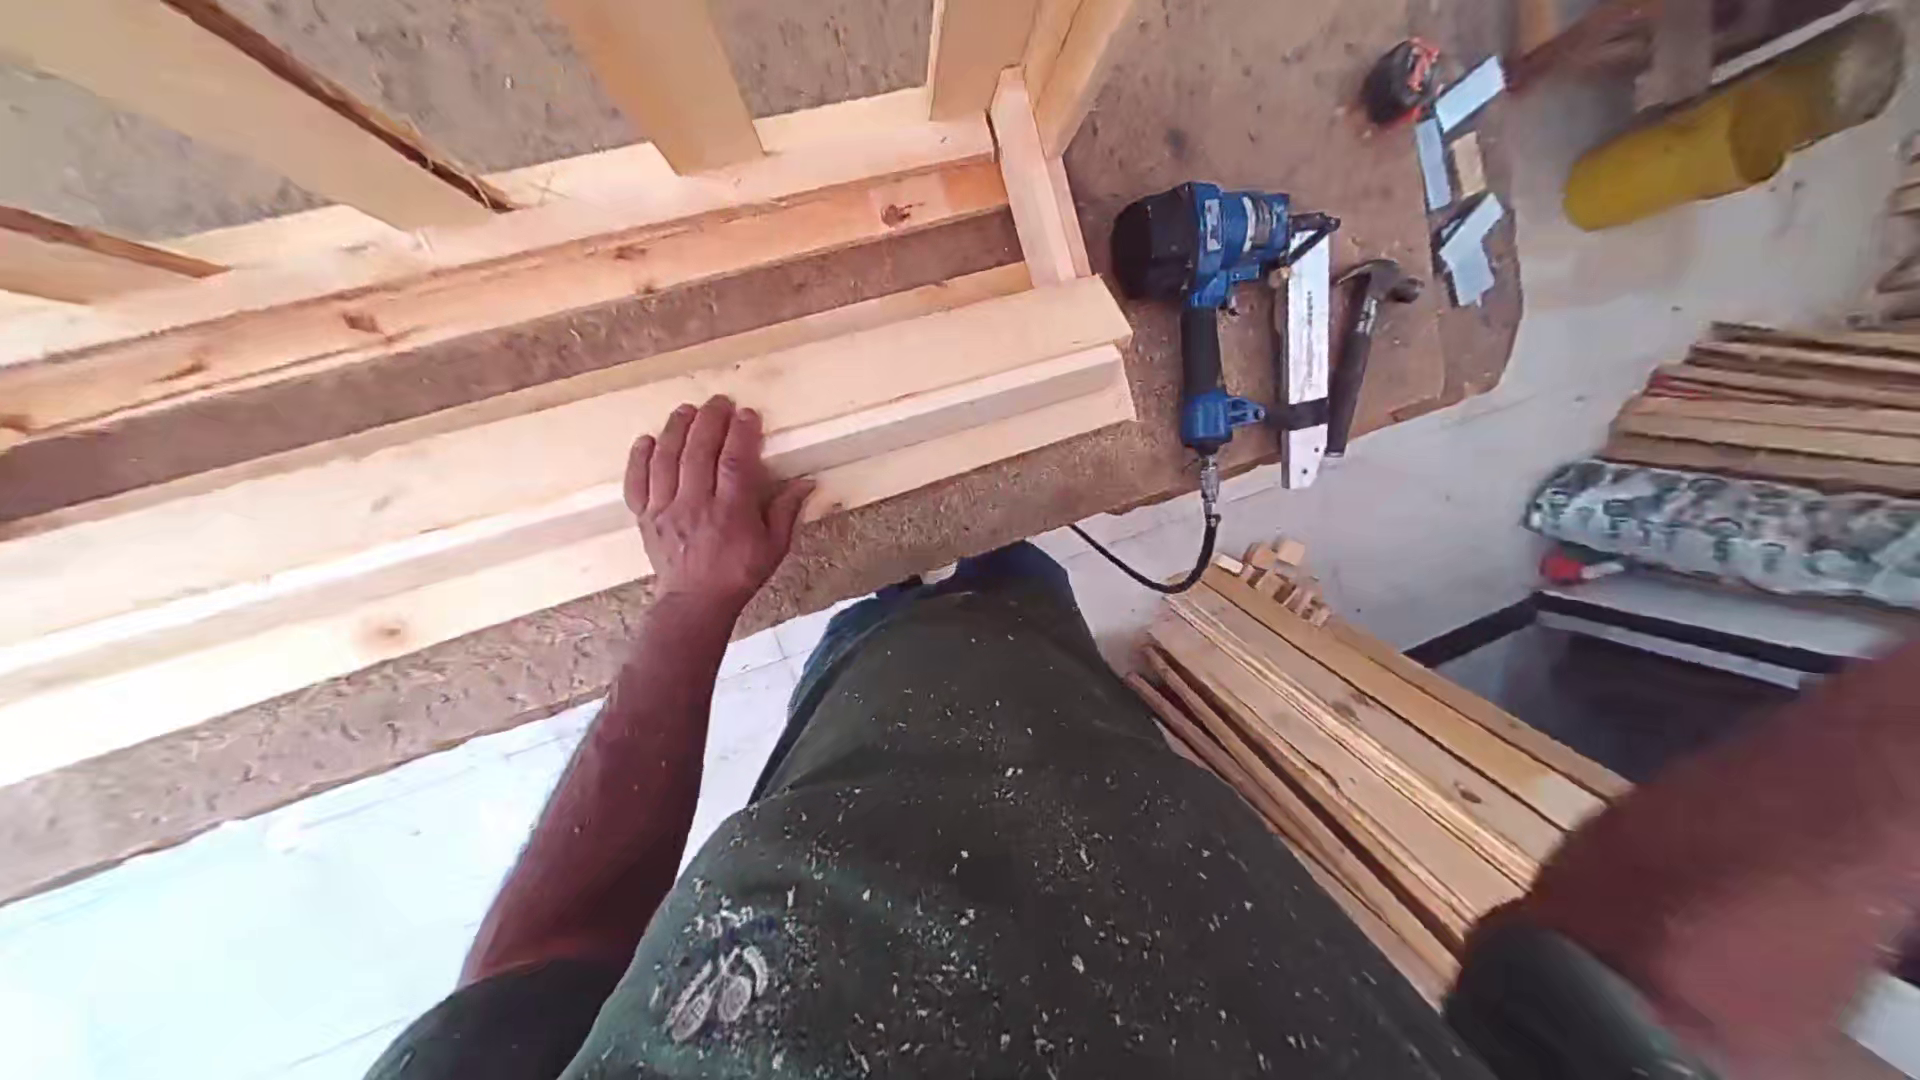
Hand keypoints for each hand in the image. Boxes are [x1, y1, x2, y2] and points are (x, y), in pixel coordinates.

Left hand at [625, 396, 812, 609]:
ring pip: (667, 459)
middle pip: (699, 452)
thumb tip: (807, 482)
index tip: (747, 414)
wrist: (696, 602)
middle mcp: (696, 505)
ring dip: (677, 429)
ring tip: (687, 409)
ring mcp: (666, 510)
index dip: (741, 434)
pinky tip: (648, 439)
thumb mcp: (774, 547)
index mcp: (731, 513)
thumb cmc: (740, 573)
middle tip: (719, 402)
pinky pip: (637, 481)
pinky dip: (640, 457)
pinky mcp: (645, 517)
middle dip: (709, 420)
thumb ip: (787, 511)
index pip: (735, 462)